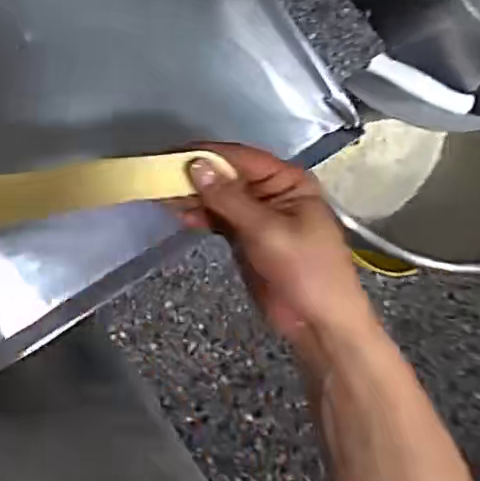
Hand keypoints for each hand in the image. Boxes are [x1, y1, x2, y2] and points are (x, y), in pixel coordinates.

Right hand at [172, 142, 374, 348]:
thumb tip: (195, 164)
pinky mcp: (245, 234)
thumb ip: (228, 197)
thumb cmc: (306, 271)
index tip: (169, 155)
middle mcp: (271, 191)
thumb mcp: (266, 230)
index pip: (239, 157)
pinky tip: (181, 216)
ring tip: (163, 198)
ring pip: (218, 195)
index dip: (204, 154)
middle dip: (195, 176)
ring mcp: (257, 213)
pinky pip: (217, 215)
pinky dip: (199, 215)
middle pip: (226, 174)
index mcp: (287, 181)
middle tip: (159, 178)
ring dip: (193, 196)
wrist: (321, 326)